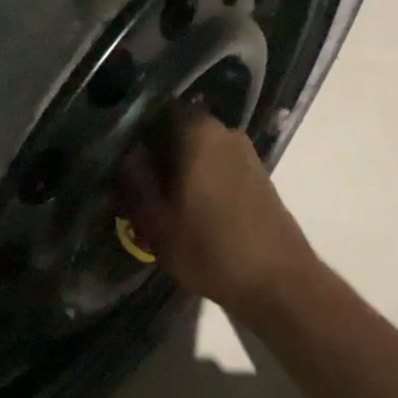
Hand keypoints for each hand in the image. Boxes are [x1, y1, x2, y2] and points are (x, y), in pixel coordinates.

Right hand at [117, 105, 317, 310]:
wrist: (278, 282)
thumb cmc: (209, 249)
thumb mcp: (155, 221)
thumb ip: (134, 180)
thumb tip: (125, 154)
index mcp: (196, 130)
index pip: (151, 115)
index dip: (131, 139)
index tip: (119, 166)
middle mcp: (223, 130)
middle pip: (175, 133)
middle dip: (155, 157)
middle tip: (136, 190)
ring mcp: (245, 152)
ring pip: (196, 152)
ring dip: (178, 171)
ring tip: (161, 206)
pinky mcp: (257, 174)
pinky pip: (216, 167)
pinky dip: (200, 182)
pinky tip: (190, 212)